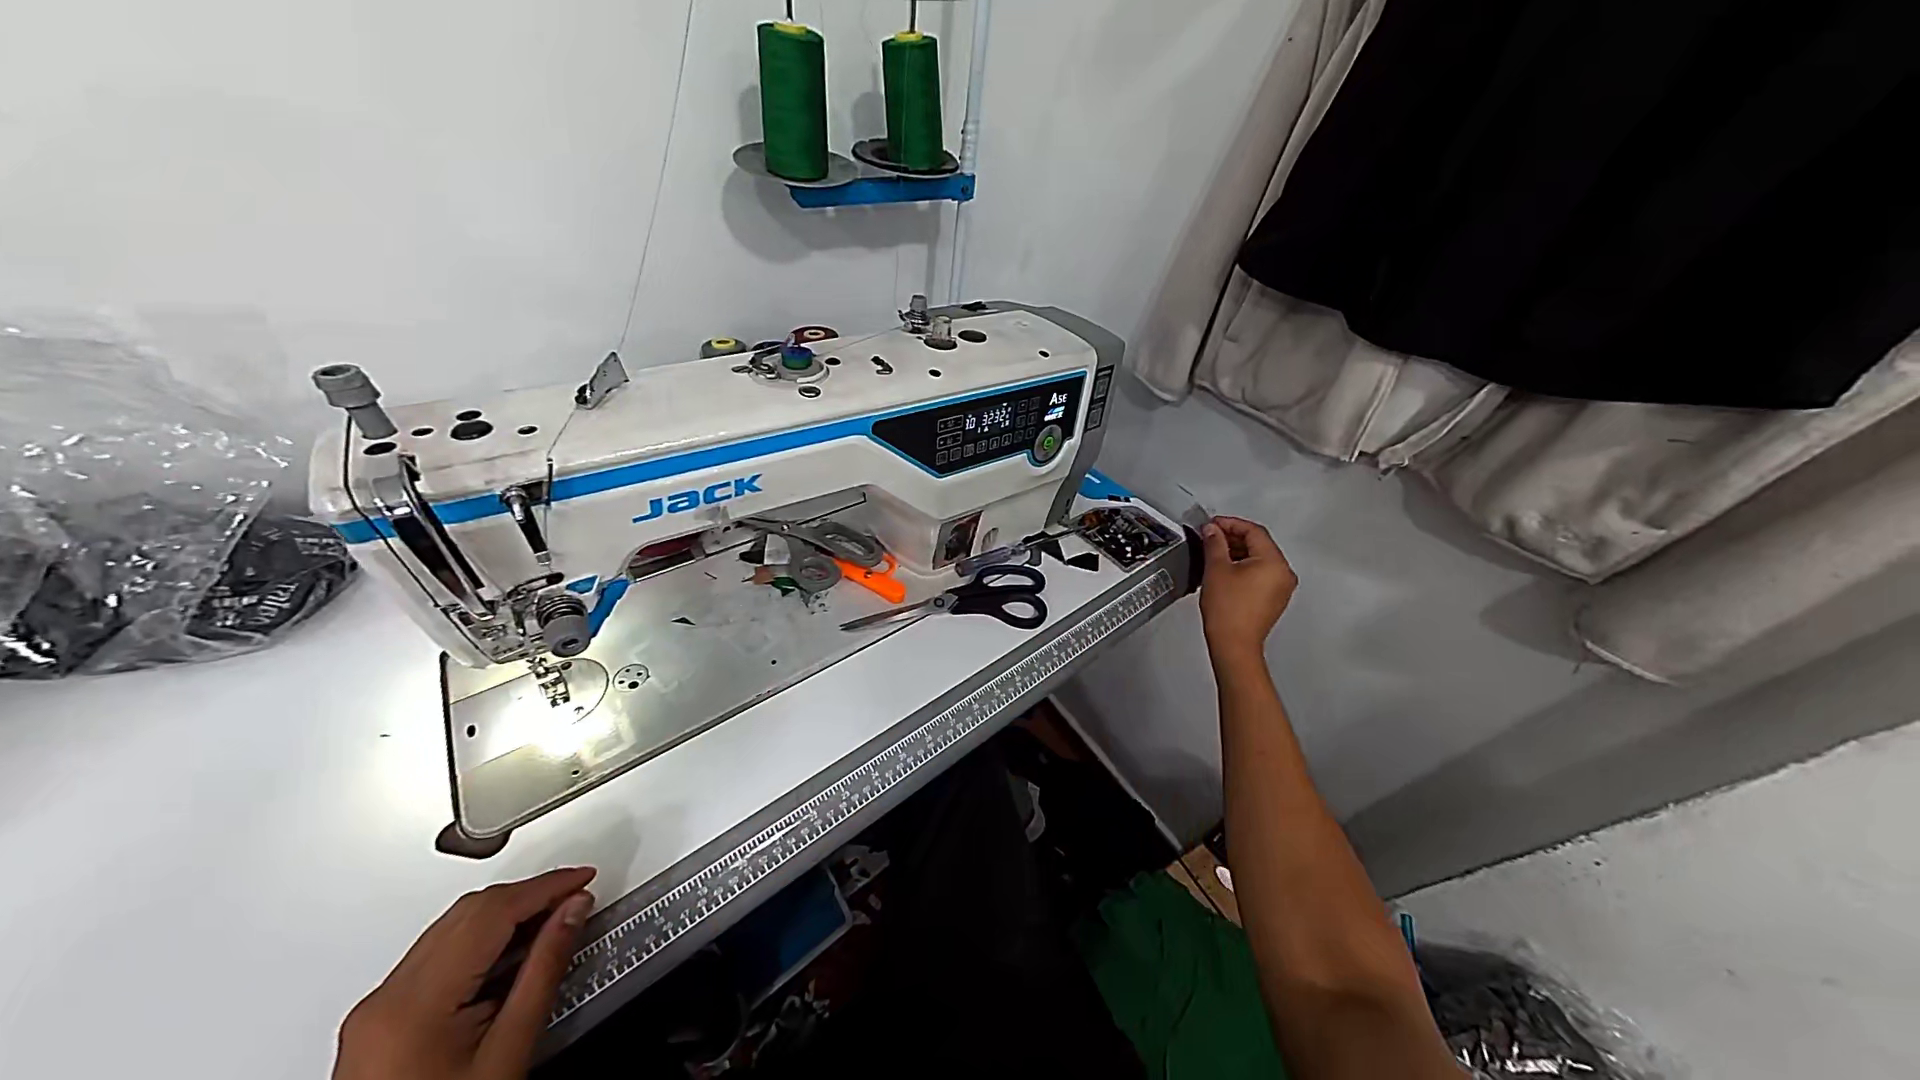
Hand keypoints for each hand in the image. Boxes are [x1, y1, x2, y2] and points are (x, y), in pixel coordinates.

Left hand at [333, 867, 597, 1079]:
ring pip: (450, 928)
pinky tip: (511, 947)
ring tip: (552, 917)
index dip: (545, 887)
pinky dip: (481, 937)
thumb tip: (572, 912)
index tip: (582, 879)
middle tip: (574, 895)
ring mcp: (376, 1008)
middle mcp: (385, 998)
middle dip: (528, 895)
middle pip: (467, 913)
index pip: (491, 913)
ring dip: (505, 912)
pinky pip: (436, 953)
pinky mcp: (378, 1018)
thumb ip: (543, 971)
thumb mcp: (509, 1050)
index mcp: (415, 1004)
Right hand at [1198, 516, 1296, 658]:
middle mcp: (1283, 574)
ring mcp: (1280, 588)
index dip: (1230, 524)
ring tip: (1214, 553)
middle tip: (1211, 536)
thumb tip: (1213, 531)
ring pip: (1259, 559)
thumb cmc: (1229, 613)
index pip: (1254, 531)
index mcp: (1274, 562)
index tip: (1213, 524)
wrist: (1234, 644)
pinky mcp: (1273, 599)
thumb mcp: (1216, 569)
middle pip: (1259, 544)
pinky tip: (1225, 570)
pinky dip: (1243, 567)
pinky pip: (1260, 574)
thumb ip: (1214, 543)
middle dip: (1233, 537)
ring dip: (1237, 552)